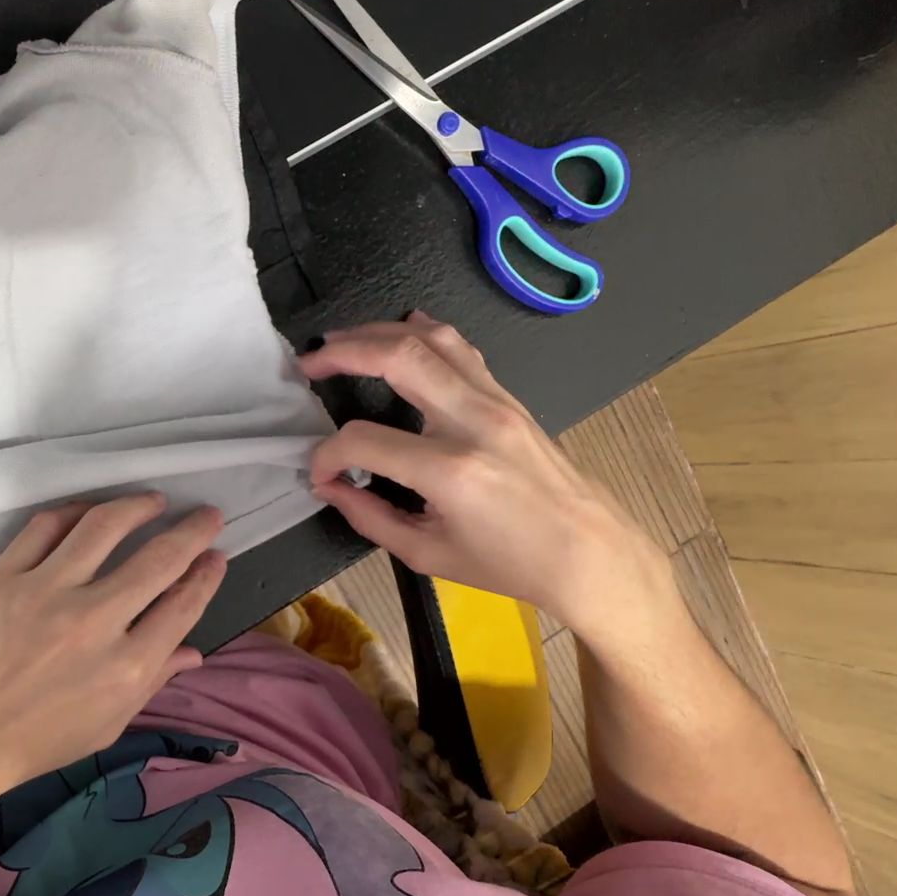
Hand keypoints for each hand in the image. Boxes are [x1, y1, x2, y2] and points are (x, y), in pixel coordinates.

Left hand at [0, 494, 226, 811]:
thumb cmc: (35, 742)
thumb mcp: (107, 725)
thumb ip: (153, 682)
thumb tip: (194, 652)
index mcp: (126, 667)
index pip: (183, 605)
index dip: (206, 575)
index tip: (215, 556)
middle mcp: (94, 622)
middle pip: (158, 559)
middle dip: (193, 532)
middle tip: (207, 516)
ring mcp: (46, 592)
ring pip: (104, 527)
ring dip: (138, 506)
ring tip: (154, 500)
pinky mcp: (4, 576)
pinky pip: (47, 527)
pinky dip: (76, 511)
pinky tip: (92, 511)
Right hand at [302, 312, 670, 636]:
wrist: (588, 554)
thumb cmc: (506, 564)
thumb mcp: (425, 553)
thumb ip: (368, 516)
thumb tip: (329, 486)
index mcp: (450, 471)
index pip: (362, 441)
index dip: (327, 456)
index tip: (320, 474)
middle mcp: (474, 422)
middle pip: (399, 356)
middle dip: (342, 352)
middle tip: (308, 364)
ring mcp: (497, 402)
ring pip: (432, 338)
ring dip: (378, 331)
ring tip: (342, 343)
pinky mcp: (509, 397)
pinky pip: (460, 348)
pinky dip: (422, 333)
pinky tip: (399, 331)